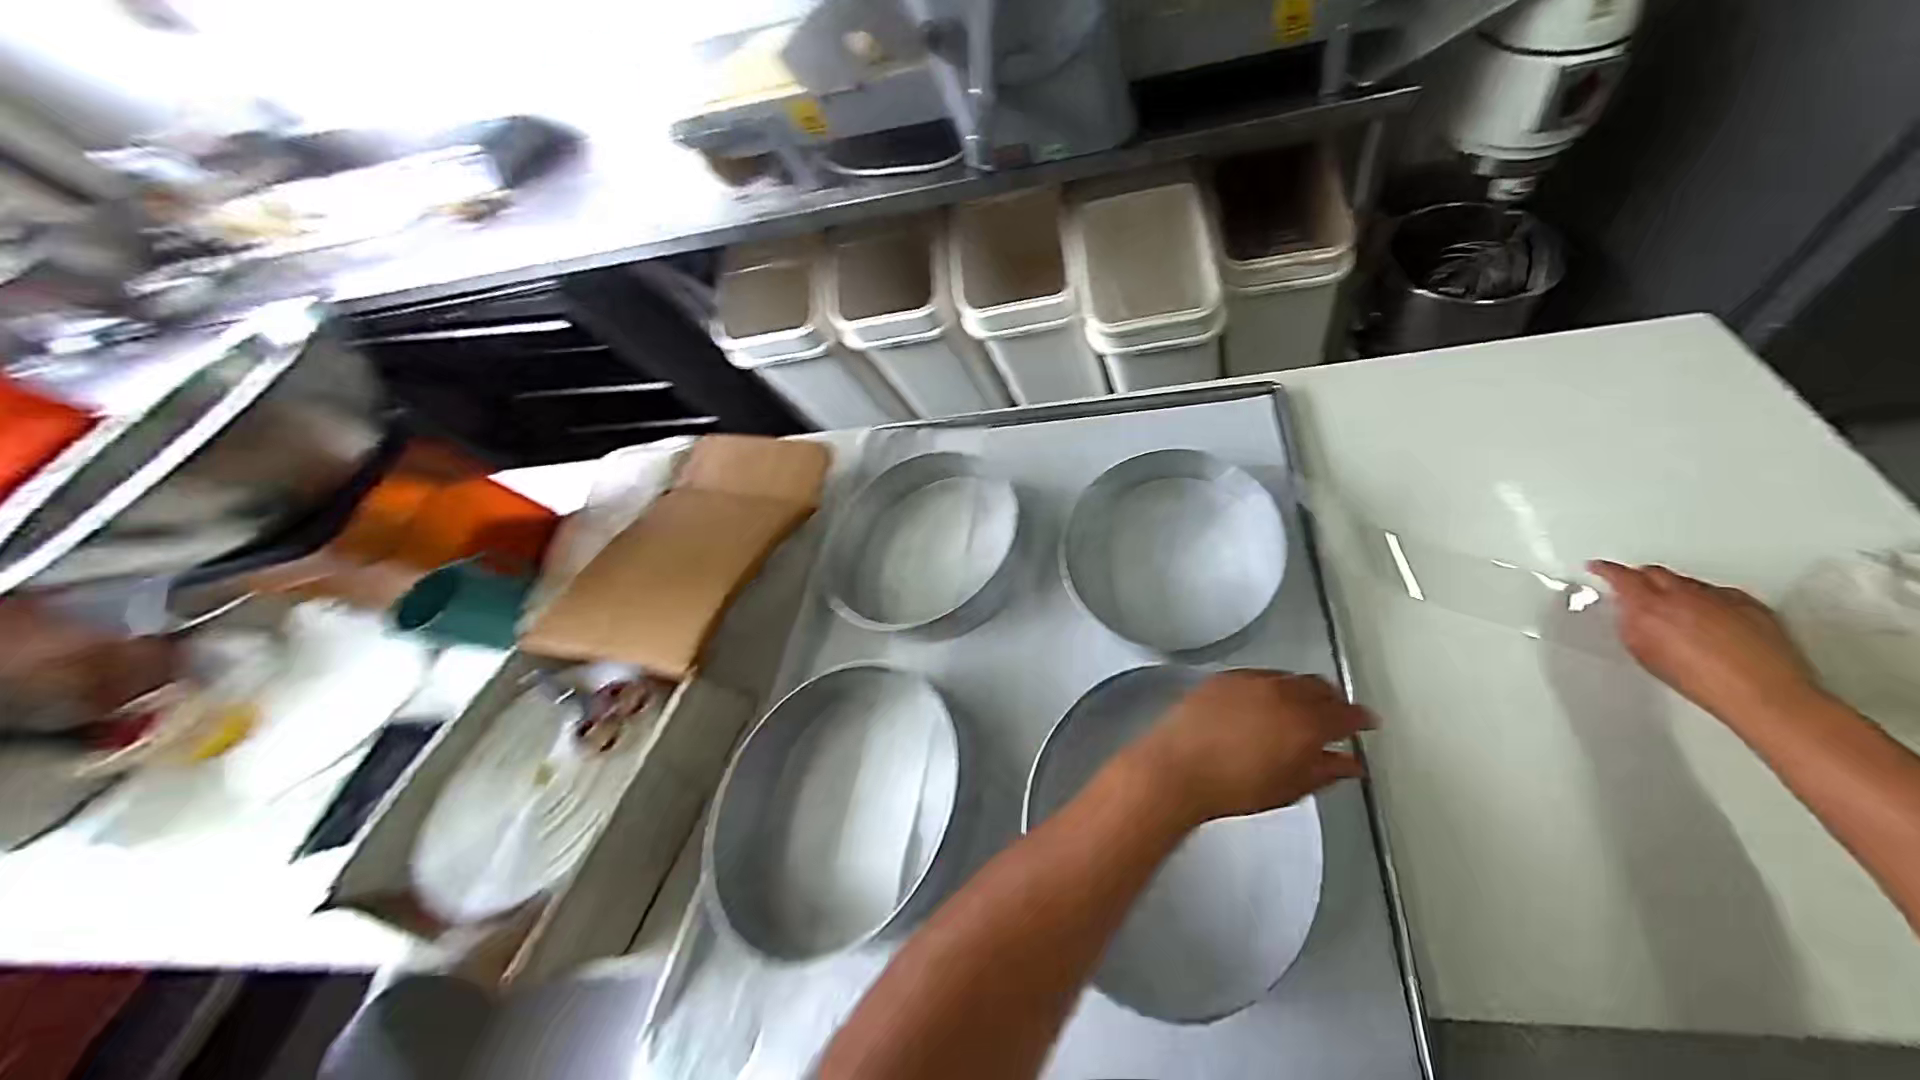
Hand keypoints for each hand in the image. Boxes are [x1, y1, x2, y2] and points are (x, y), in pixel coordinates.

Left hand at [1125, 670, 1370, 823]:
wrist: (1178, 768)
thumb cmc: (1232, 785)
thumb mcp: (1290, 787)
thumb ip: (1325, 771)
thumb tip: (1349, 764)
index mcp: (1306, 722)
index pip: (1346, 714)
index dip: (1360, 719)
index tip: (1366, 723)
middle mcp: (1281, 693)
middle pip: (1320, 688)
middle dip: (1333, 701)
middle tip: (1336, 716)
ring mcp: (1250, 681)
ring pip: (1290, 678)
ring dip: (1303, 690)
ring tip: (1302, 708)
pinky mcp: (1223, 678)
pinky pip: (1259, 675)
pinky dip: (1272, 685)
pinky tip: (1266, 700)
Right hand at [1588, 560, 1829, 724]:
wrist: (1761, 693)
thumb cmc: (1706, 680)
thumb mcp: (1644, 653)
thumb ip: (1630, 624)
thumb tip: (1628, 614)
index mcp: (1649, 606)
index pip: (1620, 576)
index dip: (1606, 570)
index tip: (1600, 567)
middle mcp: (1684, 595)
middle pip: (1655, 573)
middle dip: (1640, 576)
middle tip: (1632, 583)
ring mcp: (1720, 598)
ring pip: (1687, 582)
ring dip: (1674, 589)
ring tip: (1673, 607)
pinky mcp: (1751, 605)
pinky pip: (1721, 593)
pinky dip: (1709, 599)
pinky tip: (1709, 615)